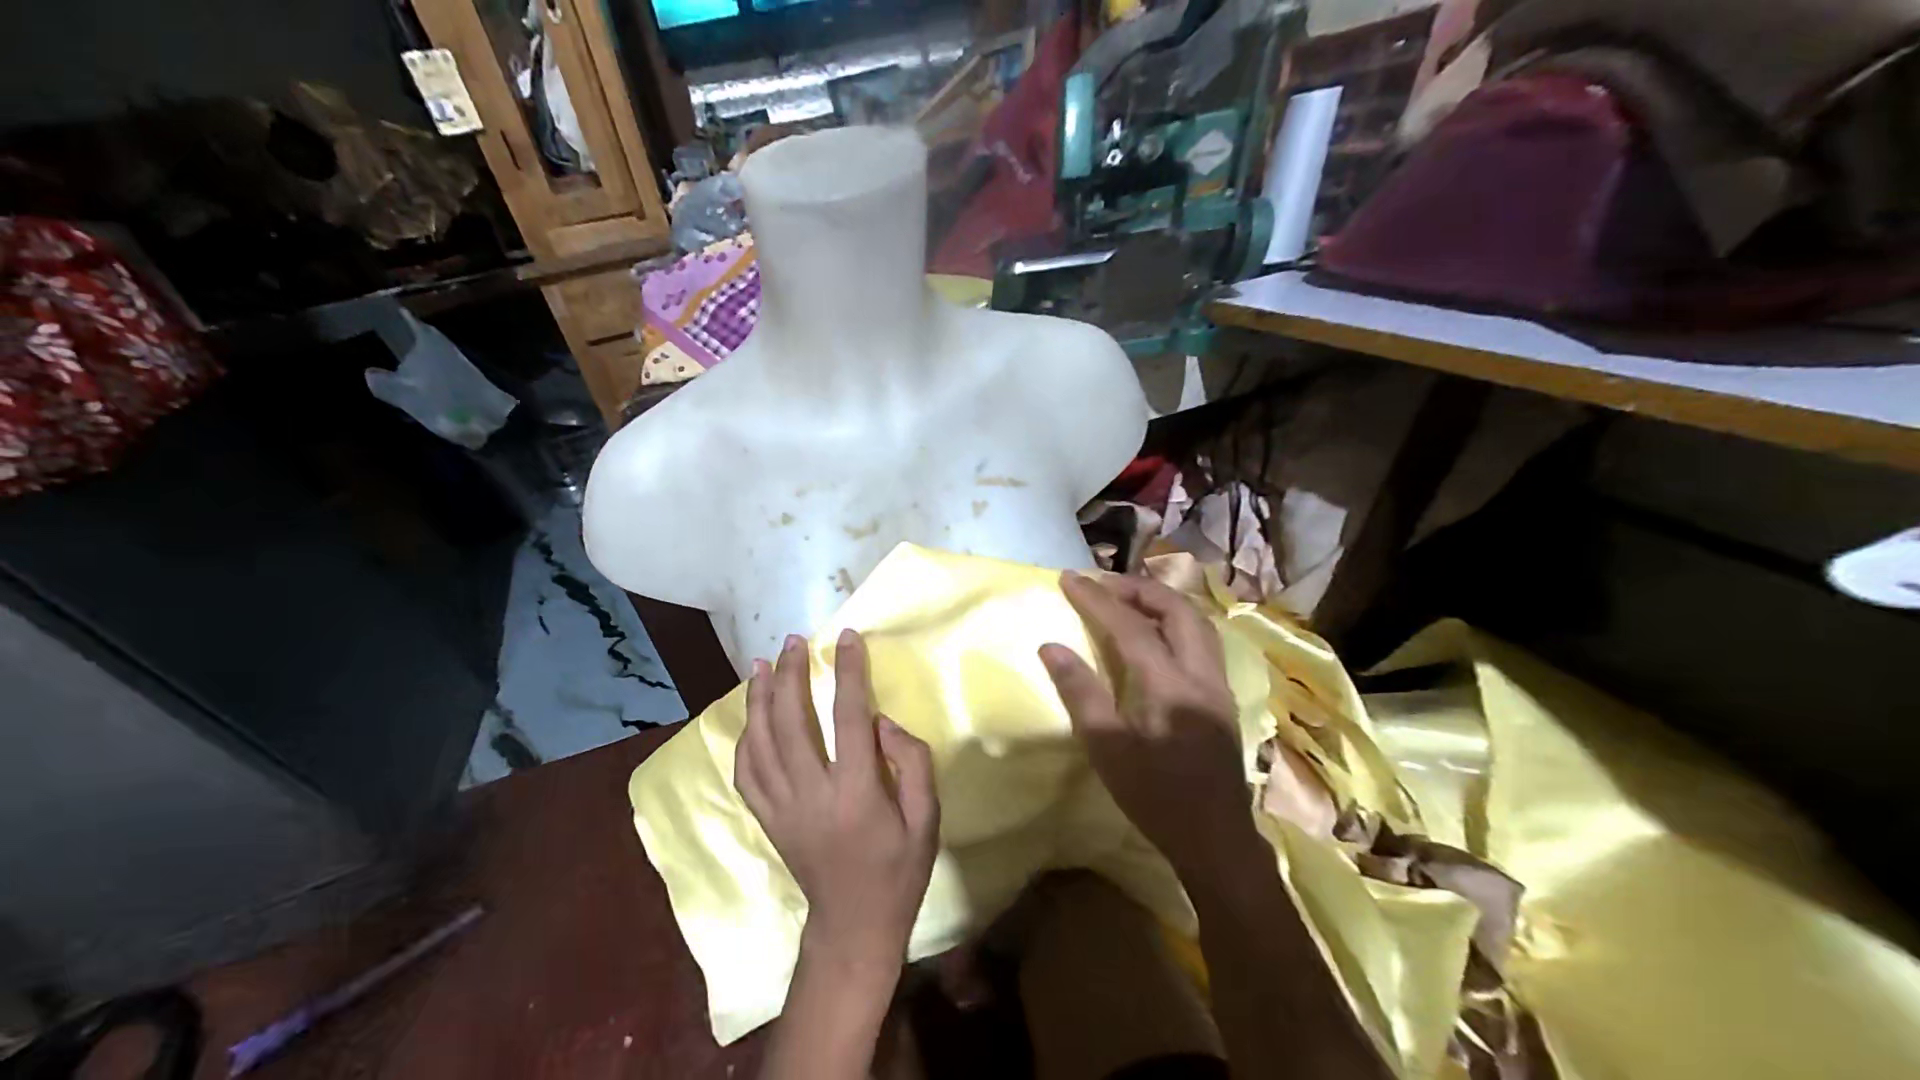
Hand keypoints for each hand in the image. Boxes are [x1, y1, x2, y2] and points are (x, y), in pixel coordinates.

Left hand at [735, 629, 939, 965]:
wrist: (854, 925)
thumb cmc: (899, 869)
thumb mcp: (927, 819)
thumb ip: (913, 763)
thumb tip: (881, 721)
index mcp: (856, 792)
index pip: (847, 717)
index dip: (847, 672)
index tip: (846, 639)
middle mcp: (811, 794)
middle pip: (791, 722)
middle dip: (791, 675)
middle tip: (794, 641)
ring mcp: (782, 808)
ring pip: (760, 742)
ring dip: (760, 699)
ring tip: (763, 664)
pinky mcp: (767, 819)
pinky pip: (746, 773)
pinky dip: (744, 739)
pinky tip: (750, 716)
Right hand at [1040, 572, 1252, 875]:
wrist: (1214, 838)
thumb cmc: (1155, 796)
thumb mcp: (1106, 748)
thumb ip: (1080, 692)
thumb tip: (1050, 646)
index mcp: (1170, 684)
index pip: (1129, 625)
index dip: (1096, 598)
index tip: (1068, 578)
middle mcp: (1201, 672)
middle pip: (1176, 608)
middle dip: (1137, 587)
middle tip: (1101, 584)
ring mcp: (1217, 683)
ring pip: (1196, 620)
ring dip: (1160, 600)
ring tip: (1126, 598)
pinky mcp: (1221, 696)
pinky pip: (1201, 639)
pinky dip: (1175, 620)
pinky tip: (1157, 632)